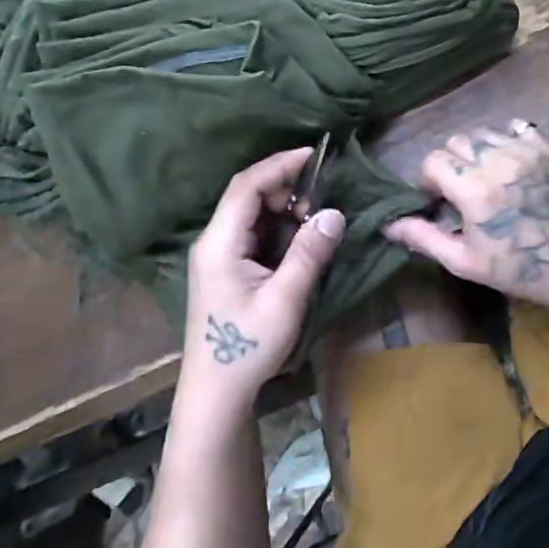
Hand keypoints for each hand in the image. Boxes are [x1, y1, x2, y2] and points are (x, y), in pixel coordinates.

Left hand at [181, 148, 345, 412]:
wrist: (216, 391)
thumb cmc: (248, 347)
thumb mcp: (285, 299)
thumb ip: (309, 254)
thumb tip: (335, 214)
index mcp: (219, 243)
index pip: (246, 187)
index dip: (279, 165)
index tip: (314, 155)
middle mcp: (213, 241)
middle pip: (246, 197)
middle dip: (284, 189)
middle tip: (320, 202)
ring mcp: (217, 256)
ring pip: (251, 215)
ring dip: (283, 210)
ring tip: (315, 219)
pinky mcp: (226, 270)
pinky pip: (253, 235)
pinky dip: (278, 229)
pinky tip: (300, 240)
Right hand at [383, 121, 548, 306]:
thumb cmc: (513, 267)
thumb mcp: (462, 261)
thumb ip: (423, 237)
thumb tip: (387, 225)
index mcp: (474, 191)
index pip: (433, 161)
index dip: (429, 180)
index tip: (439, 201)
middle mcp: (498, 163)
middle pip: (456, 142)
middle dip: (450, 163)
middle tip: (460, 190)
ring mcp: (525, 153)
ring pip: (483, 133)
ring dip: (476, 152)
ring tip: (484, 177)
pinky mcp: (546, 151)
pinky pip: (515, 128)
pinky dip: (505, 140)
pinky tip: (507, 163)